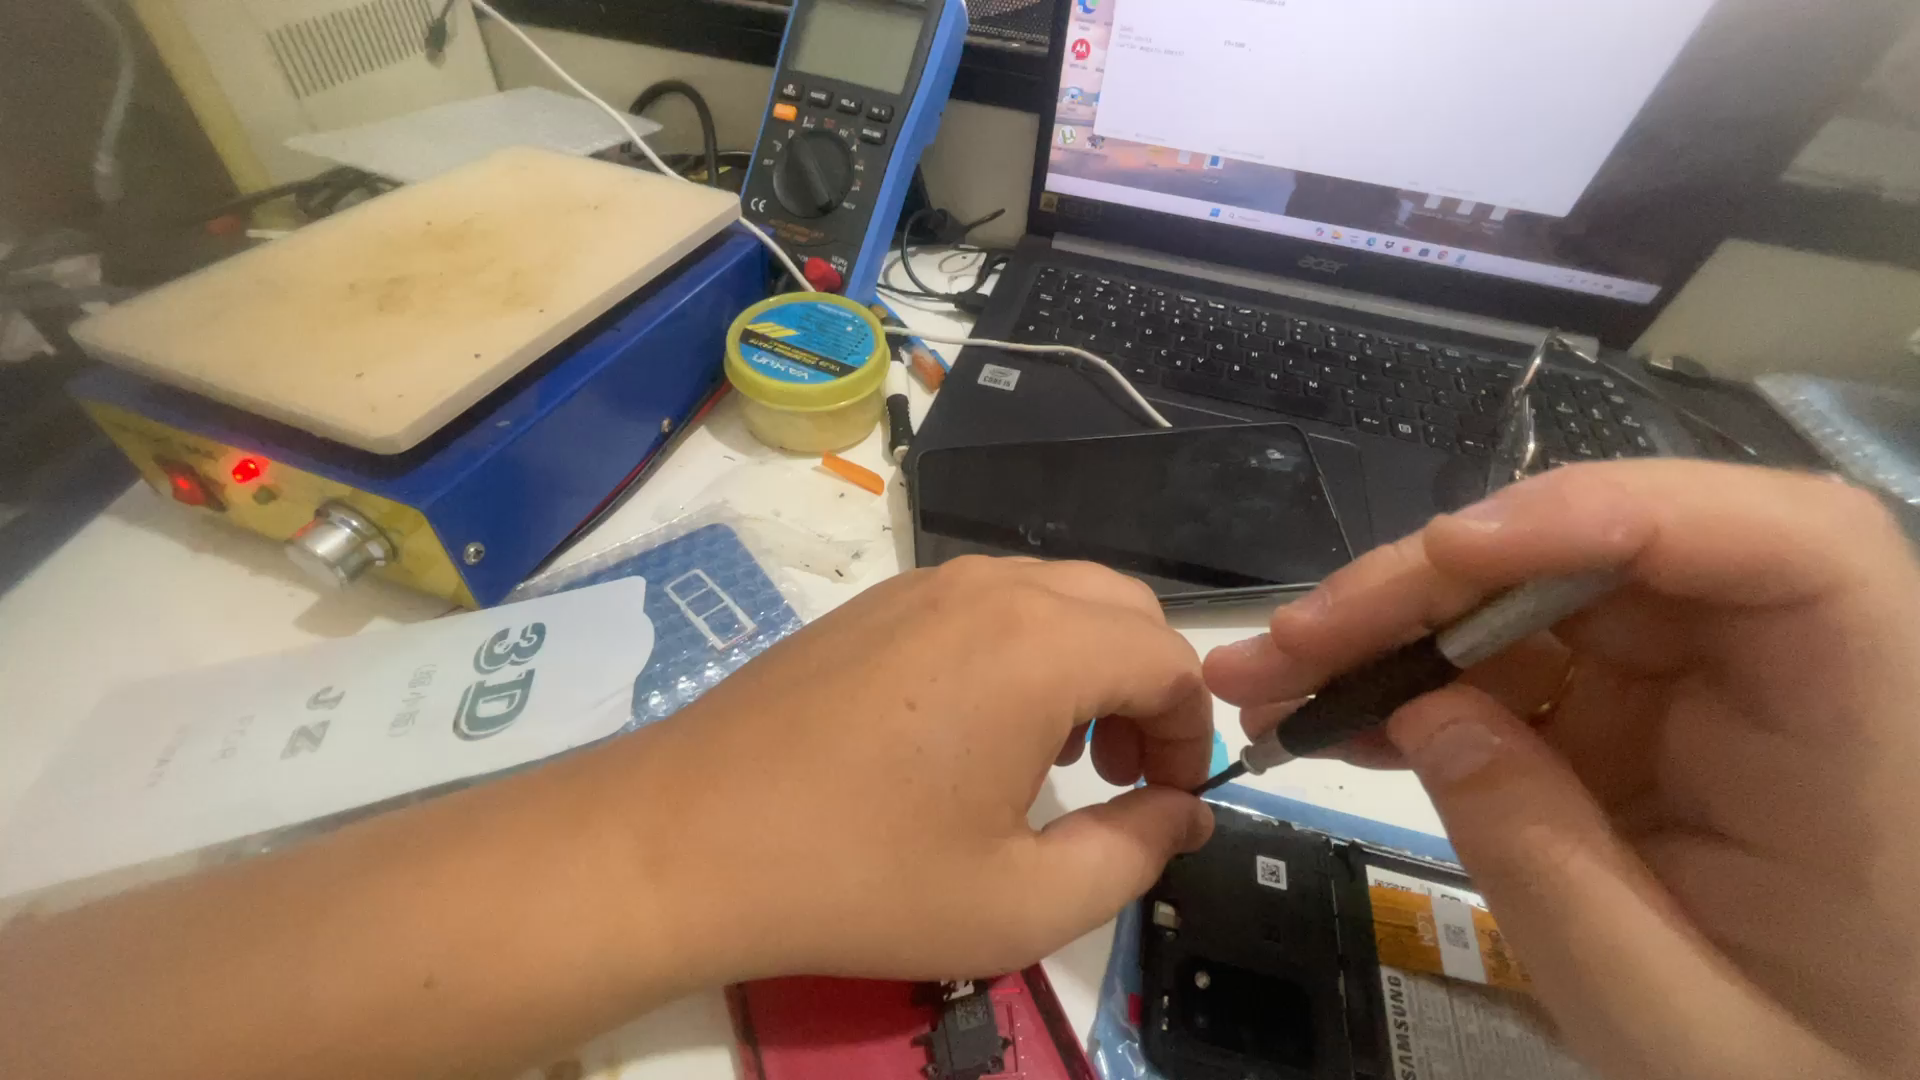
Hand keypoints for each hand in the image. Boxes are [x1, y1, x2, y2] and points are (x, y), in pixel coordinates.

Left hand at [616, 556, 1215, 983]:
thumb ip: (1132, 852)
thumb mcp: (1020, 901)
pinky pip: (990, 601)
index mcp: (1040, 646)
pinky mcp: (883, 597)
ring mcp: (930, 583)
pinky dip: (1023, 647)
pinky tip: (974, 723)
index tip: (1164, 798)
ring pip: (1056, 595)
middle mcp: (993, 588)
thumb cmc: (863, 877)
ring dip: (1086, 662)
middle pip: (1122, 608)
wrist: (689, 834)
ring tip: (1050, 752)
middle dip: (1147, 686)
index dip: (1190, 731)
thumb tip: (1183, 809)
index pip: (1170, 659)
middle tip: (1116, 771)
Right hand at [1205, 462, 1919, 1079]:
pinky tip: (1317, 724)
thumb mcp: (1666, 1017)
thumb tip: (1421, 710)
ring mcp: (1673, 694)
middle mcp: (1764, 682)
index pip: (1777, 548)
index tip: (1449, 552)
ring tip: (1261, 685)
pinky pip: (1482, 670)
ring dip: (1370, 637)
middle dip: (1414, 591)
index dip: (1609, 515)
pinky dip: (1390, 689)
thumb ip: (1541, 853)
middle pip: (1581, 562)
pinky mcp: (1603, 717)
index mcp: (1861, 744)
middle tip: (1287, 644)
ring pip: (1504, 607)